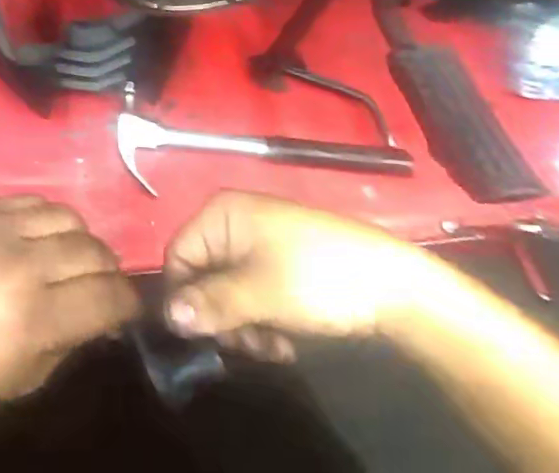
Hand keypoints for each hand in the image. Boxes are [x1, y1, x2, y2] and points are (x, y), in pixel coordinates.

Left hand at [0, 196, 138, 419]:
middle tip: (101, 282)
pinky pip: (35, 201)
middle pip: (94, 252)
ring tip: (71, 256)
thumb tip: (107, 310)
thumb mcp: (30, 374)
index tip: (126, 305)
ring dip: (81, 240)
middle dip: (108, 271)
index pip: (106, 296)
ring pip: (70, 218)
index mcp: (34, 318)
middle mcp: (22, 267)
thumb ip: (75, 337)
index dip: (126, 301)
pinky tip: (40, 237)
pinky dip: (48, 219)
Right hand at [162, 191, 438, 360]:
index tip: (210, 335)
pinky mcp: (277, 267)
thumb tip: (169, 316)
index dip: (186, 299)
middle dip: (223, 318)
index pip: (178, 257)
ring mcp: (257, 245)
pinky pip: (250, 298)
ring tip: (275, 343)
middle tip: (252, 343)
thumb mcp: (260, 293)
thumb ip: (211, 303)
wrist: (389, 283)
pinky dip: (263, 323)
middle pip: (201, 280)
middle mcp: (234, 224)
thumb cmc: (317, 275)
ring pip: (226, 296)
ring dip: (245, 328)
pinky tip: (286, 340)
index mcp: (223, 214)